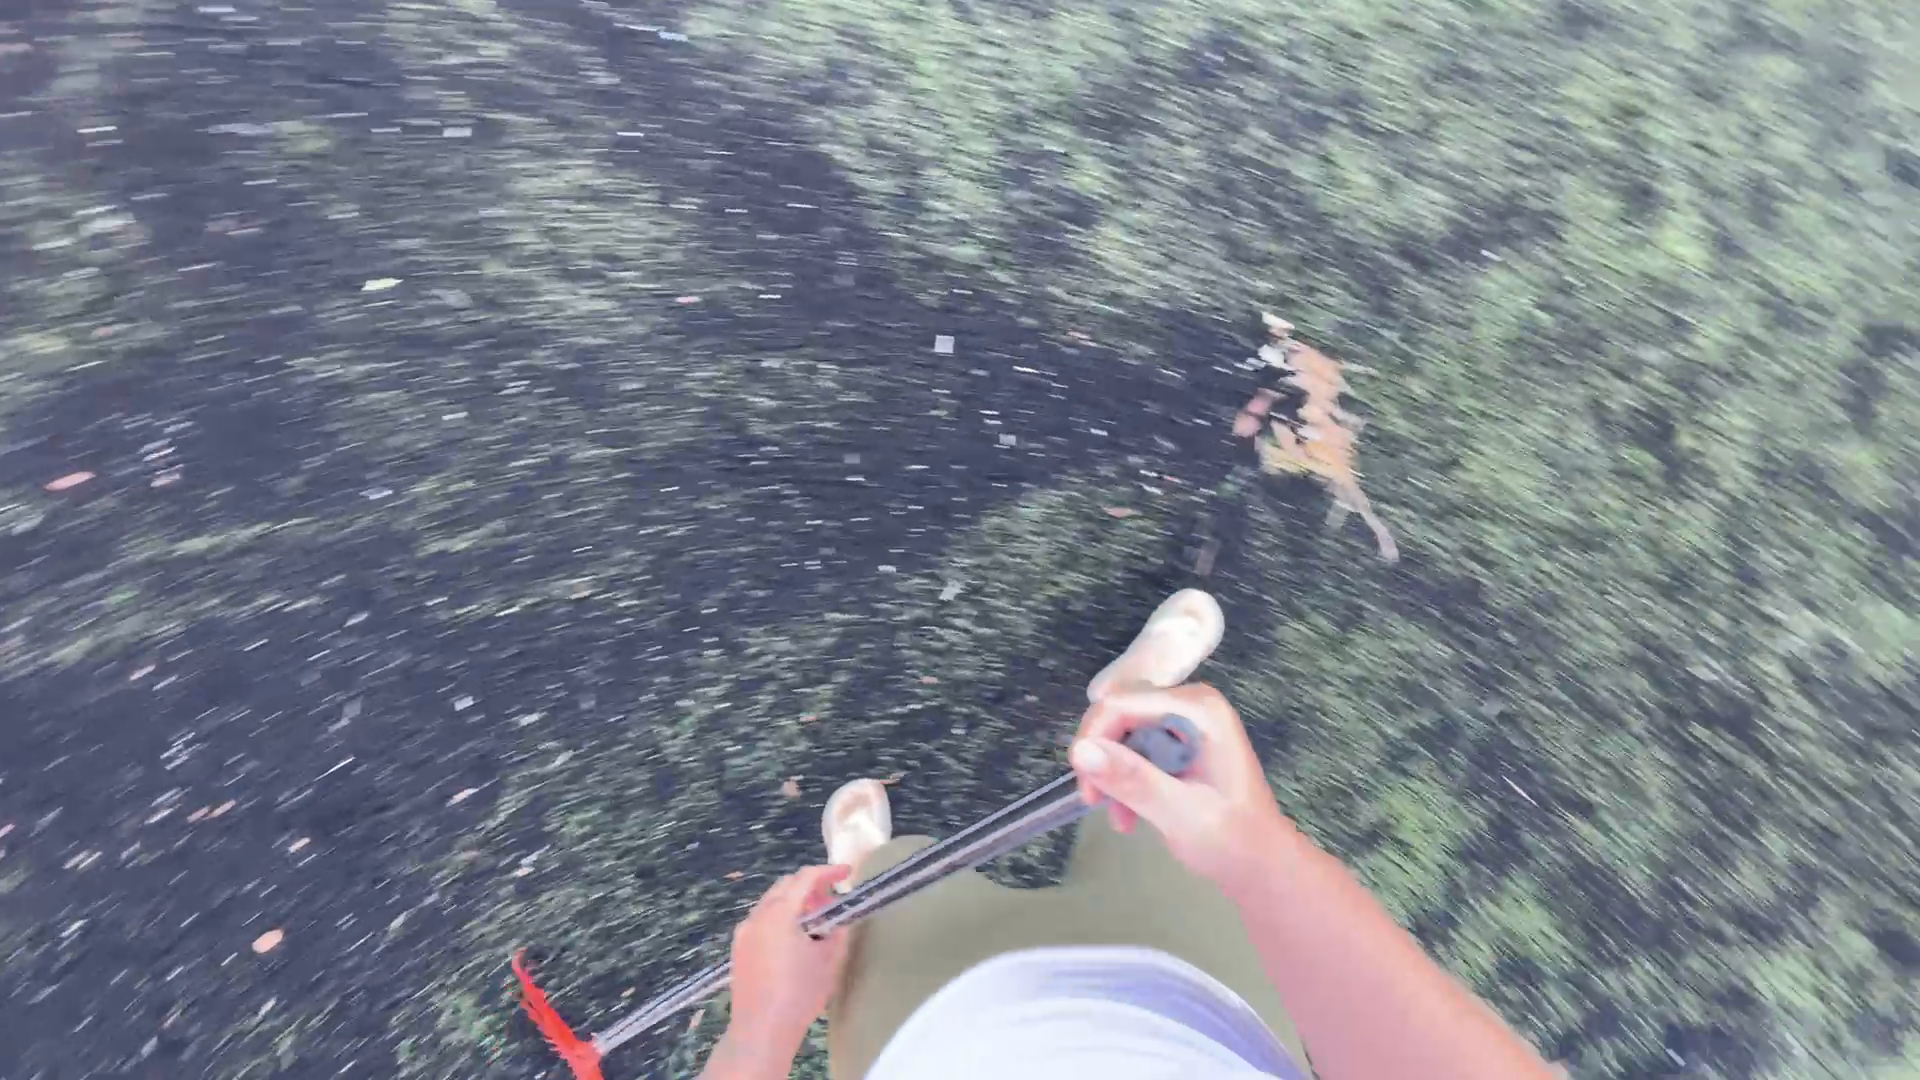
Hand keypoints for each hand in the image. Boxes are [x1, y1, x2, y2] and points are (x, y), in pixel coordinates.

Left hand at [723, 865, 851, 1056]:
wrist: (760, 1032)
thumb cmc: (799, 994)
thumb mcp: (829, 960)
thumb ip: (838, 931)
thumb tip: (837, 921)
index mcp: (780, 913)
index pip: (806, 877)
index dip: (829, 871)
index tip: (847, 873)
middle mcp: (758, 915)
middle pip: (786, 885)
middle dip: (810, 886)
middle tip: (831, 902)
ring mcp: (744, 932)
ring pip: (771, 901)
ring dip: (794, 902)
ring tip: (813, 922)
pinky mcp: (738, 948)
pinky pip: (761, 919)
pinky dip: (780, 917)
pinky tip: (792, 938)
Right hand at [1071, 683, 1292, 896]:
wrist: (1263, 868)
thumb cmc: (1232, 842)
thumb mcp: (1179, 813)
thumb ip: (1132, 779)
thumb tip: (1079, 751)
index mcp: (1198, 710)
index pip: (1122, 703)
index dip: (1094, 739)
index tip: (1086, 787)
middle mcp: (1190, 703)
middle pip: (1119, 713)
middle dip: (1102, 757)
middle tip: (1096, 800)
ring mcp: (1184, 720)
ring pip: (1121, 731)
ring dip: (1111, 772)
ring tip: (1117, 816)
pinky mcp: (1178, 739)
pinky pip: (1133, 746)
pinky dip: (1124, 778)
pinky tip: (1127, 814)